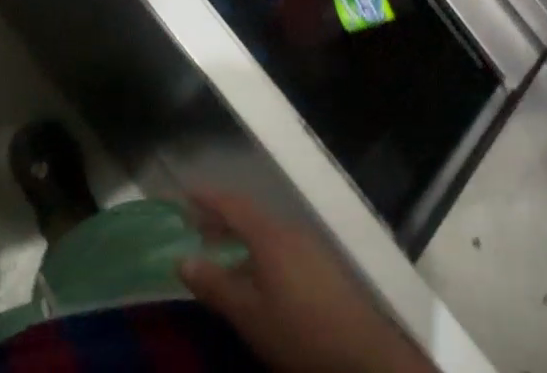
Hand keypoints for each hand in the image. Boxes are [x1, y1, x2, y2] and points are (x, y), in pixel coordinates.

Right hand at [177, 190, 436, 372]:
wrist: (364, 354)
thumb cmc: (299, 331)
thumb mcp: (249, 314)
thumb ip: (214, 285)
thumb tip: (183, 260)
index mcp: (270, 236)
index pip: (234, 205)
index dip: (208, 197)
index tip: (184, 192)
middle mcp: (291, 232)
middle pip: (251, 216)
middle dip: (221, 219)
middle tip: (194, 227)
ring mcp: (311, 248)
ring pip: (267, 233)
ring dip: (240, 238)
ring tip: (218, 254)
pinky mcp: (323, 267)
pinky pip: (281, 247)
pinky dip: (258, 252)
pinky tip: (253, 278)